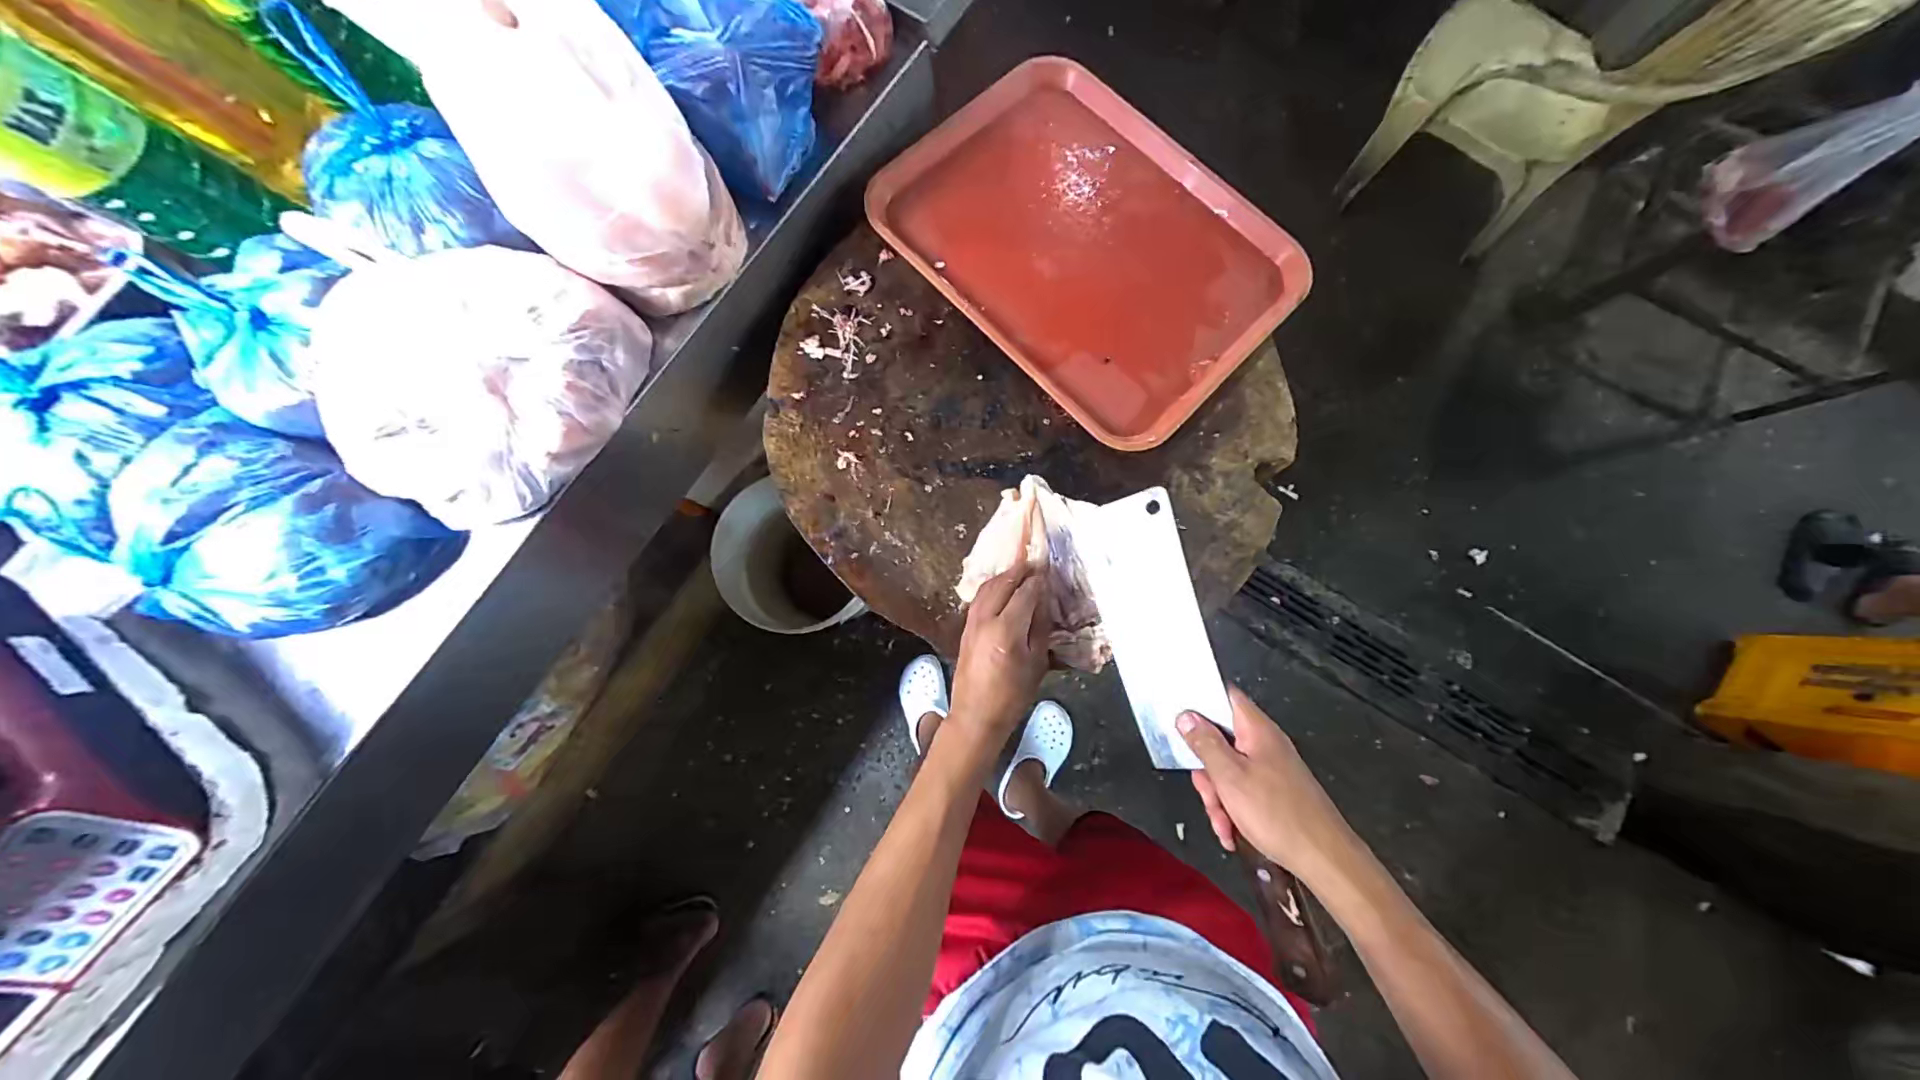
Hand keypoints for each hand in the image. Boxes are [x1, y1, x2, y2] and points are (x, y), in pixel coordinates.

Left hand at [947, 563, 1050, 744]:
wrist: (976, 715)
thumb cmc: (1012, 695)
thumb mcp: (1037, 663)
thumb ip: (1040, 627)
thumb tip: (1042, 600)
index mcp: (1007, 630)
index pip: (1025, 593)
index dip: (1038, 580)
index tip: (1048, 572)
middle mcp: (985, 620)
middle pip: (1003, 583)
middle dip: (1020, 570)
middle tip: (1035, 564)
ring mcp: (971, 622)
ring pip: (987, 587)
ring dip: (1004, 576)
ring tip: (1021, 572)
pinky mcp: (965, 627)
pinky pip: (979, 598)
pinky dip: (993, 587)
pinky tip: (1003, 589)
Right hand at [1177, 686, 1358, 884]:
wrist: (1324, 859)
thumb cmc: (1279, 815)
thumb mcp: (1229, 777)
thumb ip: (1204, 744)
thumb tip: (1186, 717)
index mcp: (1256, 730)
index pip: (1224, 697)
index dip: (1200, 702)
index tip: (1179, 718)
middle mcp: (1264, 744)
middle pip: (1220, 739)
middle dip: (1207, 769)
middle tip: (1208, 791)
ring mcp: (1270, 768)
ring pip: (1227, 769)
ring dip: (1217, 797)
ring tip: (1223, 823)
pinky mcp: (1273, 791)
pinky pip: (1241, 790)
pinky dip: (1232, 809)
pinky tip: (1232, 831)